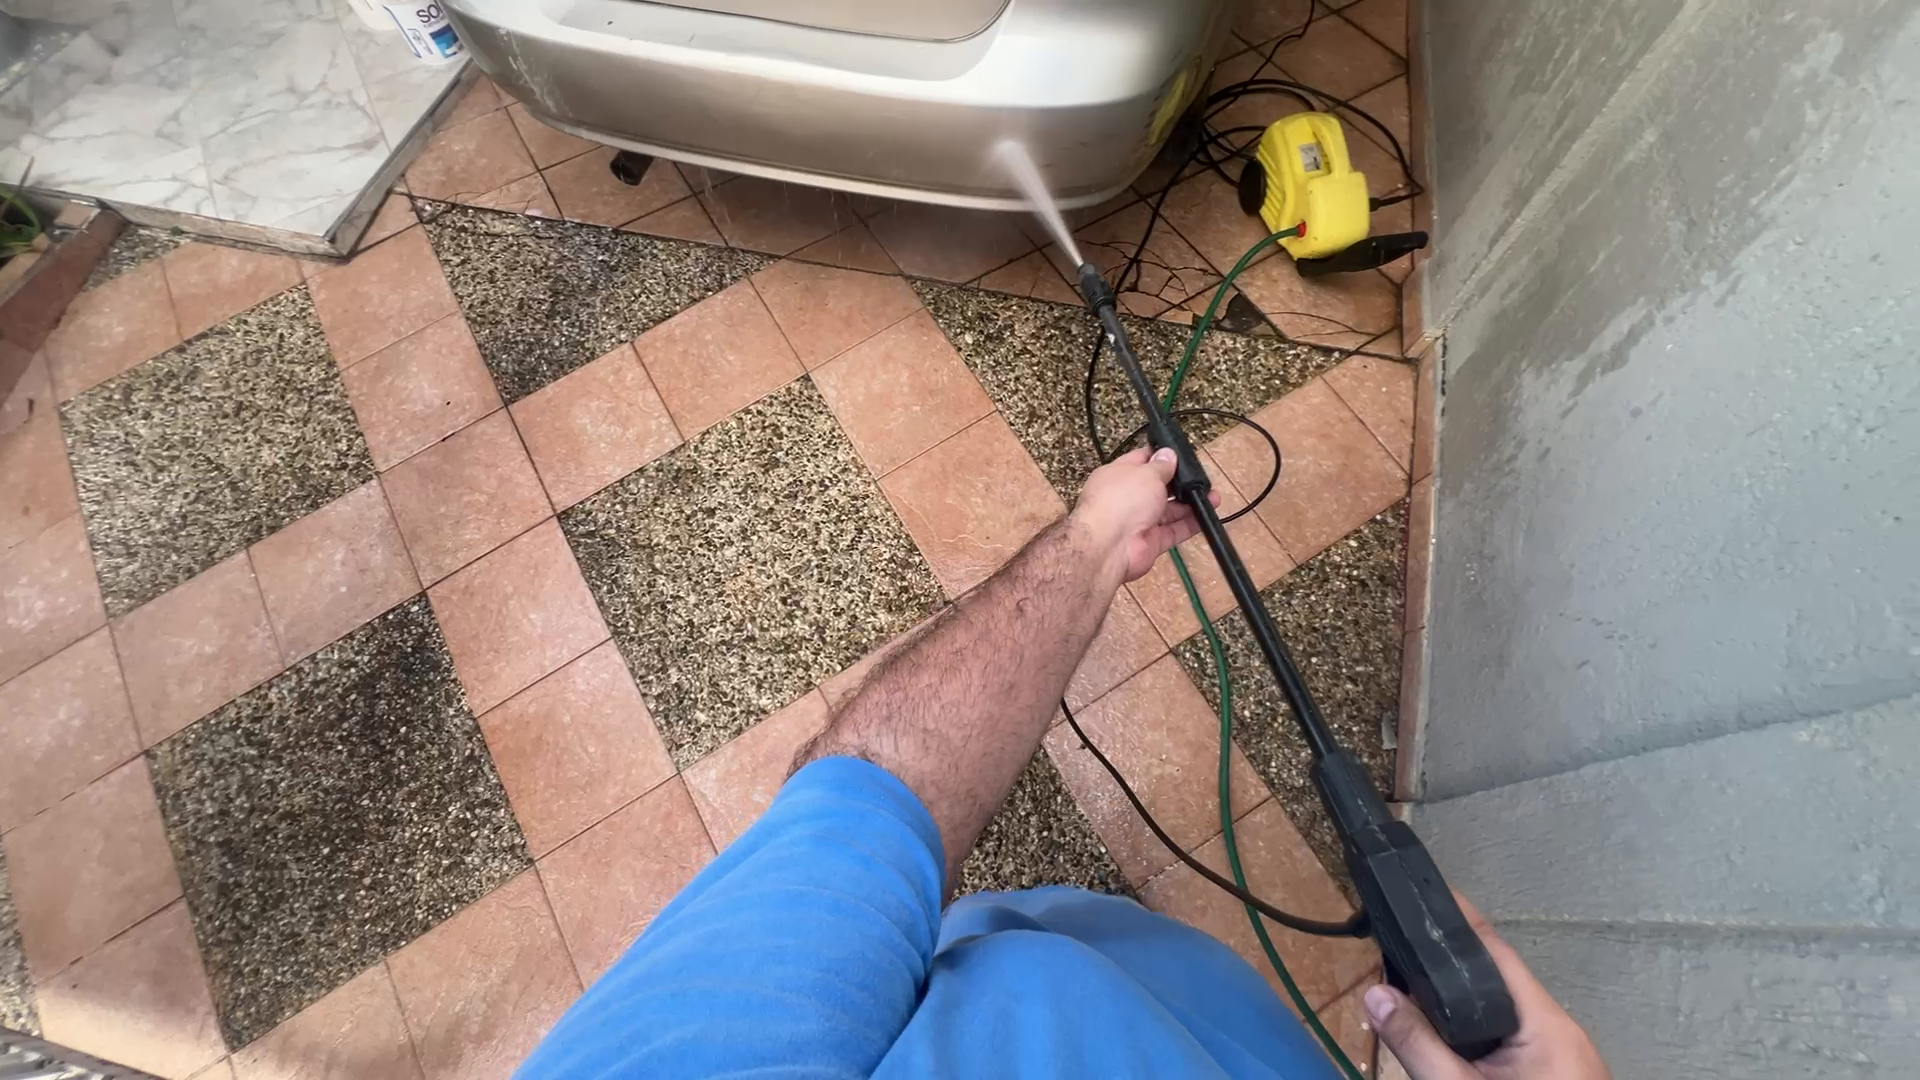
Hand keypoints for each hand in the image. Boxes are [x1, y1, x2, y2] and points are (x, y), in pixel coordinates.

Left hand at [1070, 446, 1218, 583]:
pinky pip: (1173, 531)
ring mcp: (1138, 521)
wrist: (1109, 546)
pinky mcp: (1150, 542)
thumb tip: (1168, 454)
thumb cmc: (1120, 501)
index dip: (1161, 456)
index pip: (1141, 460)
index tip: (1181, 455)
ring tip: (1213, 496)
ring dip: (1189, 503)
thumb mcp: (1145, 473)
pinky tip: (1207, 516)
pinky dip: (1190, 524)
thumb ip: (1160, 465)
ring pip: (1168, 510)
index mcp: (1118, 475)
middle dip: (1179, 482)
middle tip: (1201, 477)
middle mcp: (1127, 497)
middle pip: (1157, 487)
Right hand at [1367, 894, 1609, 1079]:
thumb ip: (1418, 1045)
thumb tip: (1373, 992)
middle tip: (1387, 938)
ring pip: (1494, 1007)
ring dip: (1449, 994)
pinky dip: (1464, 1024)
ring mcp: (1558, 1058)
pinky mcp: (1549, 1076)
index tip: (1409, 889)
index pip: (1494, 950)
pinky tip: (1433, 1030)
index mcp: (1547, 1026)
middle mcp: (1558, 1032)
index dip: (1452, 917)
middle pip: (1491, 976)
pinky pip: (1500, 1034)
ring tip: (1399, 978)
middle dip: (1439, 958)